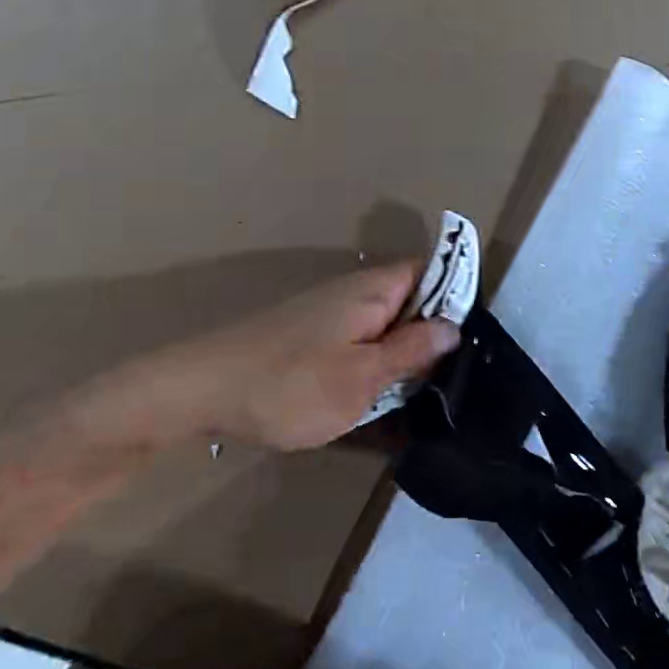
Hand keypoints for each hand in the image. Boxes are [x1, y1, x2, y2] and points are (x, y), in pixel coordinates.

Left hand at [76, 262, 461, 452]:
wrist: (194, 392)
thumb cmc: (288, 385)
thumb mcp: (361, 377)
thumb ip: (411, 351)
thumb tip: (454, 327)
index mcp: (375, 290)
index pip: (433, 271)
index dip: (459, 295)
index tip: (474, 337)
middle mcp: (356, 292)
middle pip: (413, 300)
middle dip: (434, 333)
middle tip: (453, 376)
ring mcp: (331, 313)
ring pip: (387, 325)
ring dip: (404, 354)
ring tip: (420, 394)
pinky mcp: (311, 336)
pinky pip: (361, 341)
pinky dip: (376, 364)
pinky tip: (376, 398)